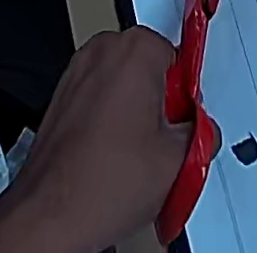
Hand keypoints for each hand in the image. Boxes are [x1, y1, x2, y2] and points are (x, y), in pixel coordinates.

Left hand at [0, 27, 191, 252]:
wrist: (54, 208)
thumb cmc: (101, 180)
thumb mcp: (179, 160)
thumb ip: (201, 133)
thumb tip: (203, 130)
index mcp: (137, 49)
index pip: (177, 56)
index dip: (185, 92)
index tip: (186, 116)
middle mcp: (105, 47)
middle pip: (149, 65)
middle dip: (161, 99)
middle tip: (165, 137)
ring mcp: (80, 66)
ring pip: (123, 79)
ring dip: (135, 107)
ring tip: (139, 151)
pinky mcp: (63, 87)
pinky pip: (99, 91)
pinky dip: (109, 113)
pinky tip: (115, 151)